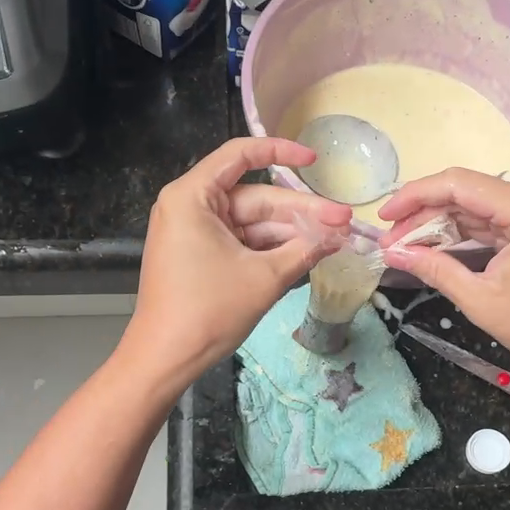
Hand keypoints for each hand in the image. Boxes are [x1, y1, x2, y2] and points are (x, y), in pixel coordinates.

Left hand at [119, 137, 352, 389]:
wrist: (165, 358)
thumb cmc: (207, 311)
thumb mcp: (263, 278)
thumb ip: (303, 250)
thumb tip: (339, 236)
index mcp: (192, 196)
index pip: (241, 155)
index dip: (282, 152)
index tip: (315, 161)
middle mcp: (190, 206)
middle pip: (255, 197)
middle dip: (300, 212)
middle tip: (344, 222)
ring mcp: (194, 233)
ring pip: (252, 223)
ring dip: (291, 234)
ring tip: (335, 241)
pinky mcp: (200, 257)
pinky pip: (242, 243)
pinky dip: (271, 249)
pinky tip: (308, 254)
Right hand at [377, 168, 509, 383]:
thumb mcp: (481, 299)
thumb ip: (435, 268)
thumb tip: (393, 253)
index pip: (459, 184)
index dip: (415, 196)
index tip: (385, 217)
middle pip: (468, 193)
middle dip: (425, 215)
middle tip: (391, 241)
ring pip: (478, 207)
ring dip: (442, 225)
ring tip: (405, 246)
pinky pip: (495, 221)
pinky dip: (465, 235)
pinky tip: (436, 247)